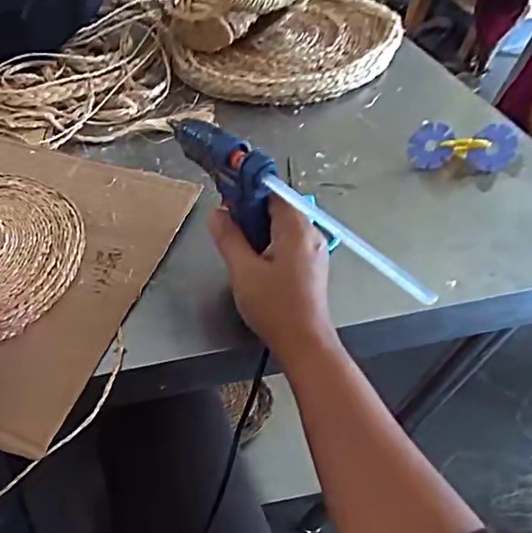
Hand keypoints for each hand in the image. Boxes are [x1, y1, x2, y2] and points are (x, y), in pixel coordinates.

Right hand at [208, 198, 335, 363]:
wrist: (304, 342)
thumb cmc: (275, 308)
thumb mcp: (242, 271)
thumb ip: (229, 238)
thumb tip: (217, 213)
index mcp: (296, 228)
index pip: (272, 191)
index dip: (248, 190)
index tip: (226, 197)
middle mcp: (310, 233)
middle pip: (278, 207)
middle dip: (251, 212)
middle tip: (226, 226)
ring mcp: (314, 250)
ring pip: (282, 226)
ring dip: (259, 230)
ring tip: (237, 247)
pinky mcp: (311, 265)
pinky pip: (288, 242)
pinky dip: (269, 244)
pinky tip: (254, 262)